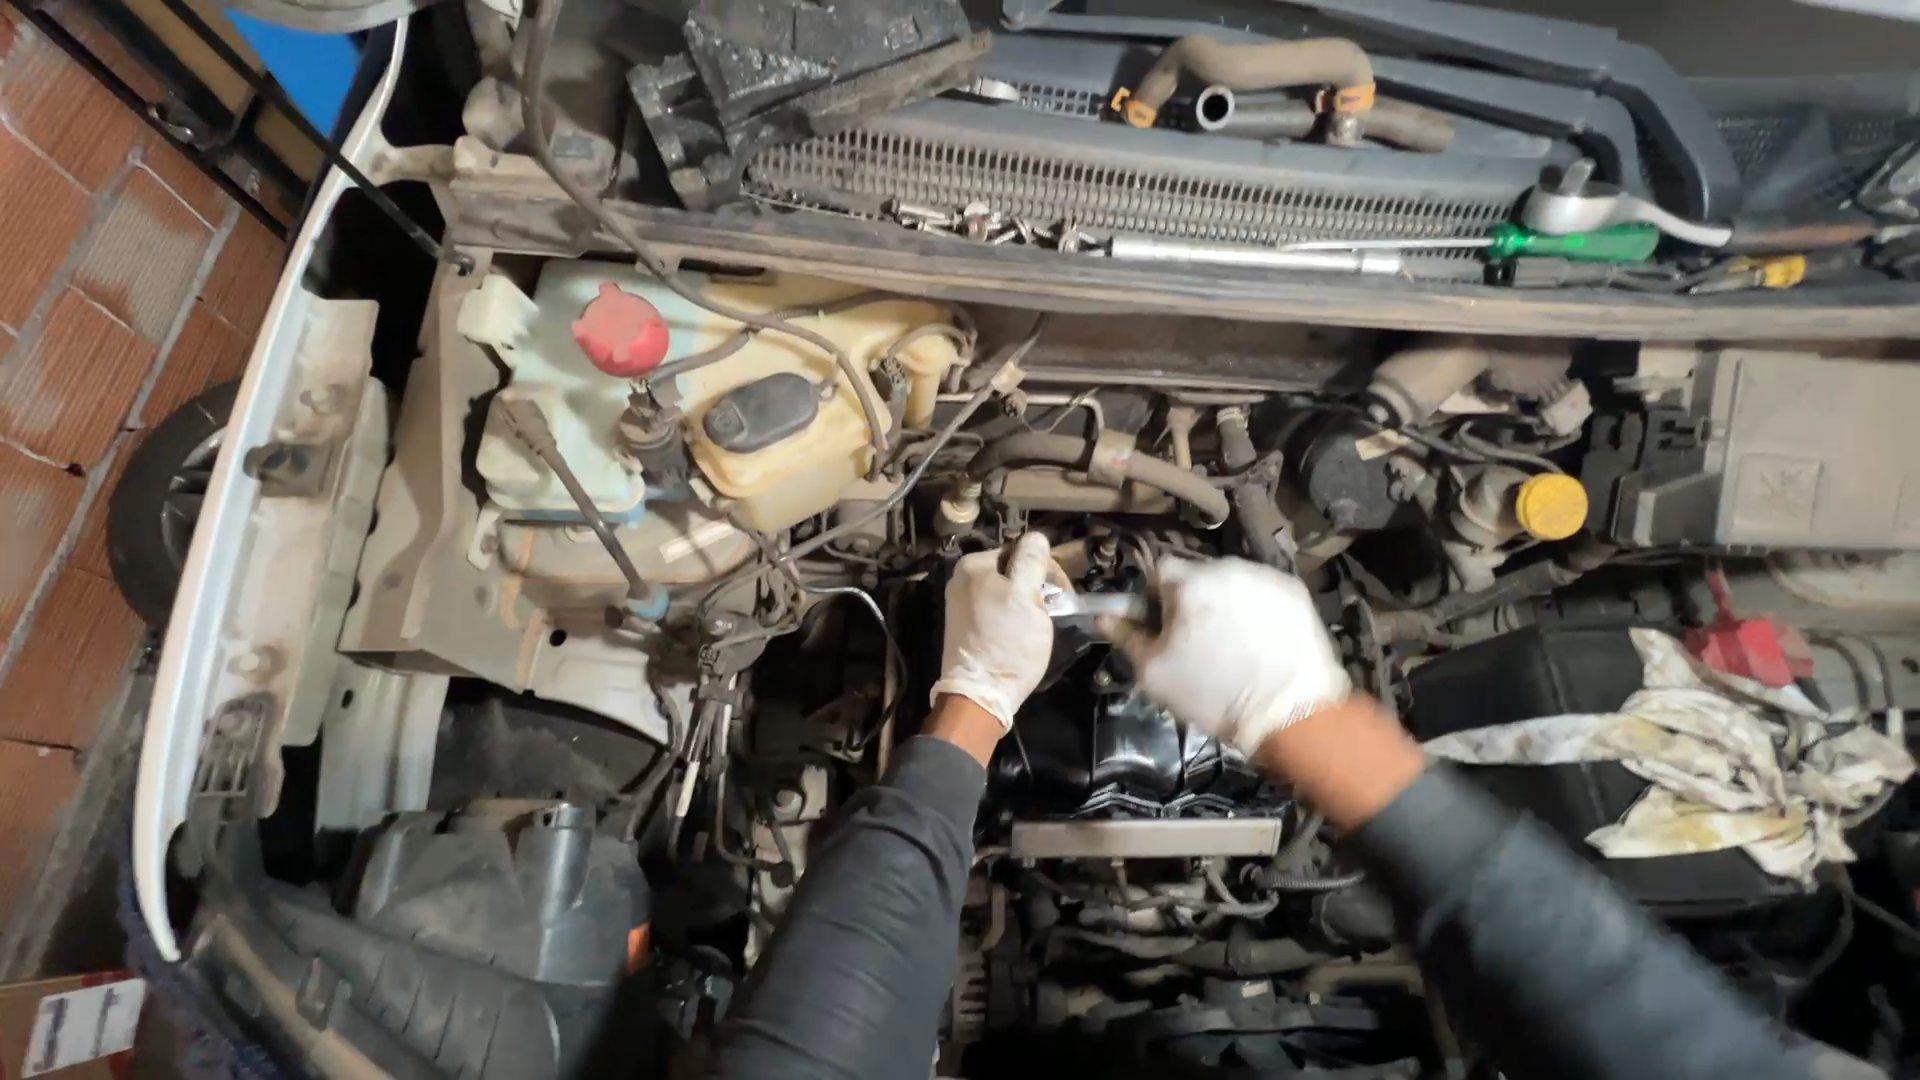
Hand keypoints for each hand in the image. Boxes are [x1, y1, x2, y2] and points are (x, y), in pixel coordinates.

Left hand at [931, 533, 1054, 730]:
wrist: (980, 694)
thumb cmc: (1007, 642)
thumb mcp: (1026, 596)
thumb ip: (1031, 560)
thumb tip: (1036, 537)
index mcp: (973, 566)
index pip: (1020, 550)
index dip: (1047, 569)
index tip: (1063, 592)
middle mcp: (961, 579)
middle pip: (1013, 570)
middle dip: (1038, 586)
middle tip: (1056, 609)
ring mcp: (961, 604)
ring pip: (1007, 591)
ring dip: (1029, 602)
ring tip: (1041, 624)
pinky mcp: (965, 625)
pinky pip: (996, 609)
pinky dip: (1013, 616)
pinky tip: (1023, 633)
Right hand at [1101, 556, 1351, 756]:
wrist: (1291, 714)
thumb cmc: (1212, 694)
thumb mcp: (1155, 673)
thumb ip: (1127, 637)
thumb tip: (1105, 616)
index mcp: (1187, 583)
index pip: (1159, 570)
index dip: (1156, 598)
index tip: (1164, 627)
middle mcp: (1226, 568)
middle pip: (1196, 575)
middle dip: (1192, 600)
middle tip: (1198, 641)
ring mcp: (1264, 577)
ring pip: (1230, 583)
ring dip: (1224, 603)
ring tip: (1233, 643)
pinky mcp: (1294, 591)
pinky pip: (1261, 592)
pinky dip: (1255, 610)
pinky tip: (1260, 641)